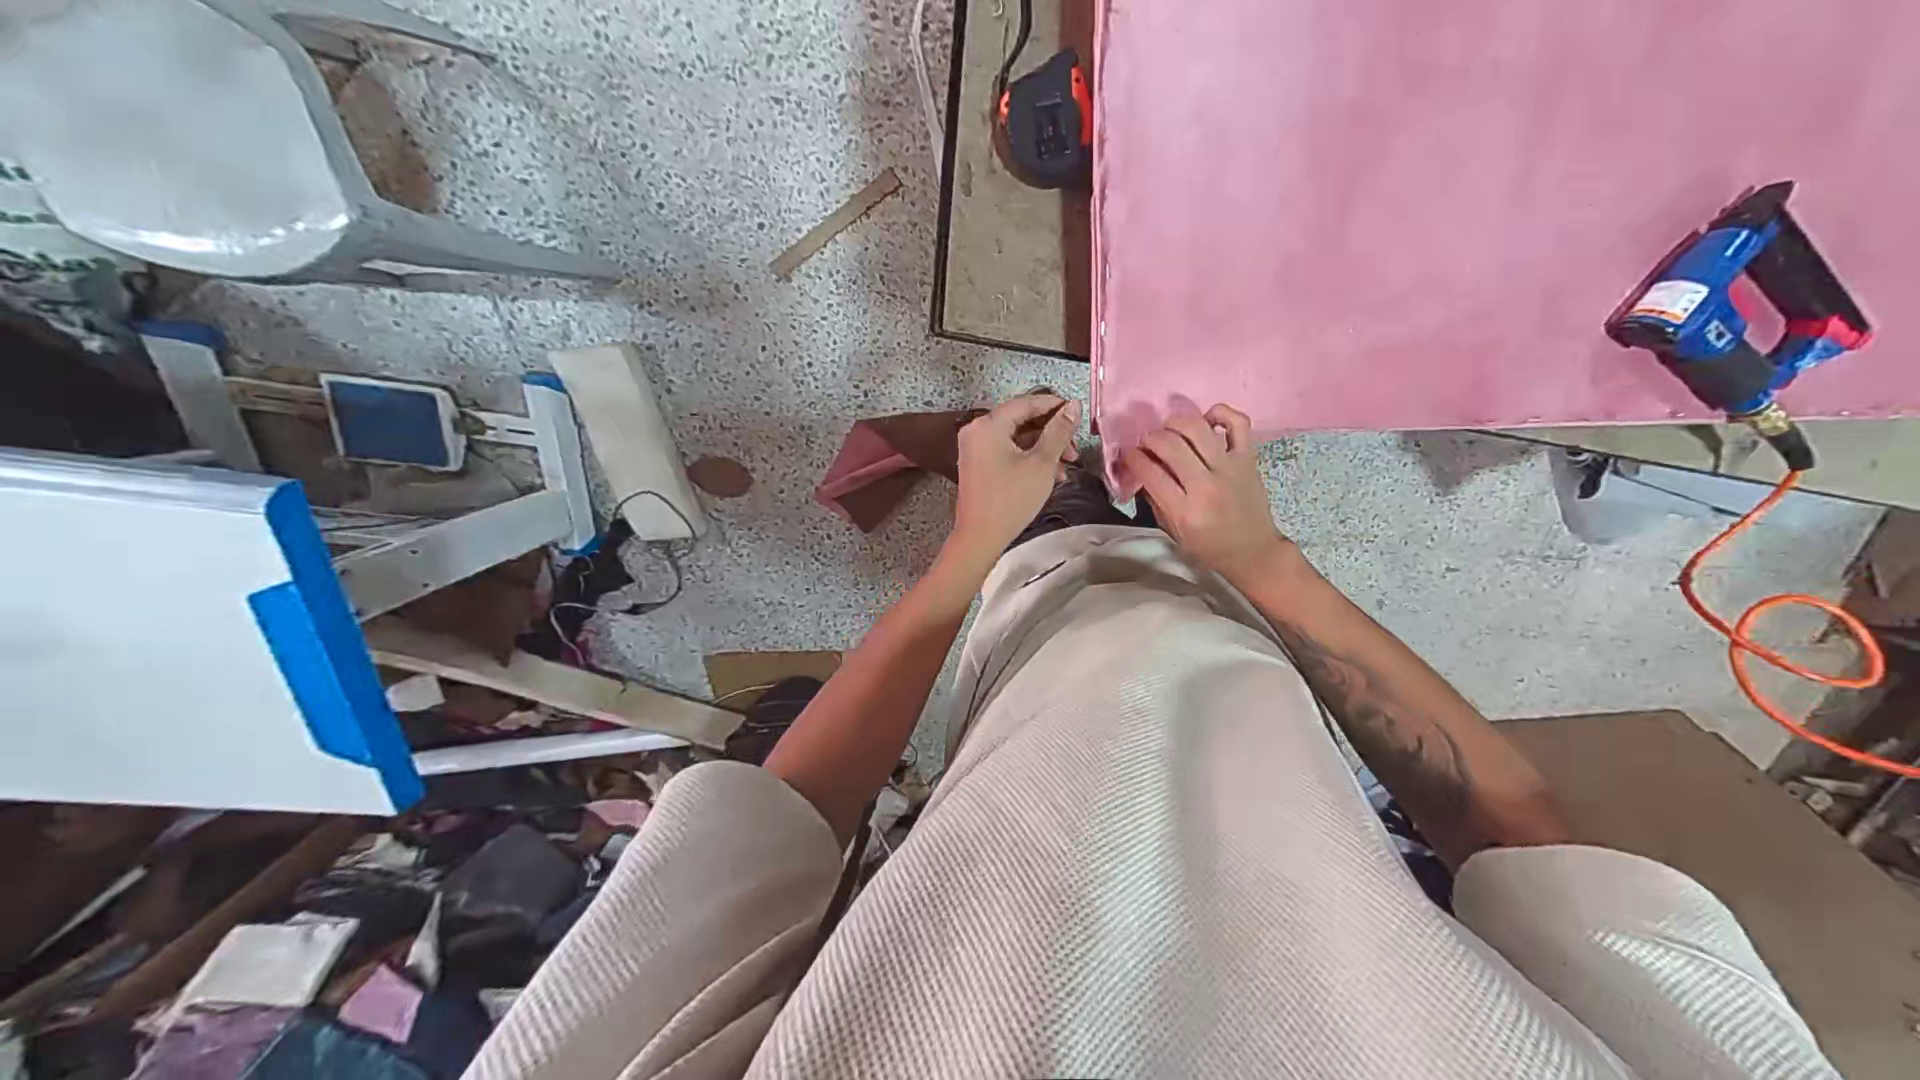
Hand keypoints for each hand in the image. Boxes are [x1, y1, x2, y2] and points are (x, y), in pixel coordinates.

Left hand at [951, 393, 1080, 556]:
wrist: (980, 536)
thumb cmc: (1010, 500)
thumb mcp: (1042, 463)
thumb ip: (1059, 431)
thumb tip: (1073, 406)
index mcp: (988, 424)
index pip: (1026, 402)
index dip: (1054, 405)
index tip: (1076, 411)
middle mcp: (977, 430)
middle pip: (1021, 420)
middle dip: (1051, 432)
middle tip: (1074, 446)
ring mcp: (975, 448)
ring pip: (1016, 437)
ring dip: (1043, 447)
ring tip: (1067, 464)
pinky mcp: (977, 464)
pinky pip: (1006, 451)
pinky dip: (1028, 457)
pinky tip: (1051, 473)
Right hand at [1119, 405, 1288, 585]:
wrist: (1253, 552)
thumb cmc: (1209, 548)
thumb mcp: (1173, 531)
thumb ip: (1156, 500)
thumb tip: (1142, 470)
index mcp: (1185, 511)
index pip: (1150, 472)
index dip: (1133, 458)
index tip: (1128, 455)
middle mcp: (1206, 485)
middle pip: (1170, 445)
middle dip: (1150, 438)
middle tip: (1146, 443)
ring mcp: (1230, 468)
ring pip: (1197, 428)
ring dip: (1175, 423)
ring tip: (1168, 431)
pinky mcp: (1248, 459)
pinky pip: (1237, 422)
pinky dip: (1219, 413)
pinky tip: (1205, 422)